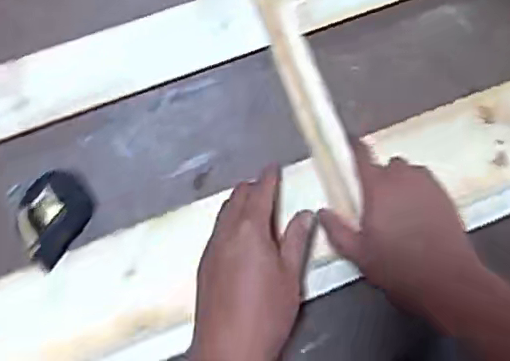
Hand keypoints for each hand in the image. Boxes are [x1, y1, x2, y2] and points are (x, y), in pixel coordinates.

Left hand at [190, 166, 316, 360]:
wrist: (227, 352)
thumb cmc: (264, 316)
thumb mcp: (290, 278)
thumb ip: (296, 241)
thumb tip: (305, 216)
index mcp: (250, 228)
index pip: (260, 191)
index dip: (269, 177)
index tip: (273, 168)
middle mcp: (227, 231)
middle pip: (238, 196)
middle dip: (253, 188)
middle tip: (268, 189)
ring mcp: (212, 248)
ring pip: (225, 212)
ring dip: (239, 204)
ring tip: (254, 209)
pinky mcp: (204, 265)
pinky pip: (217, 230)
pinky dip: (229, 221)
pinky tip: (238, 236)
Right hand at [317, 142, 492, 315]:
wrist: (449, 280)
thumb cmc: (400, 268)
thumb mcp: (361, 256)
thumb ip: (338, 232)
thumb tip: (323, 212)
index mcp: (377, 185)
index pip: (362, 152)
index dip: (354, 147)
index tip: (350, 147)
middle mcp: (400, 175)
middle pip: (386, 165)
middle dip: (381, 179)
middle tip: (379, 206)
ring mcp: (425, 182)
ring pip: (407, 173)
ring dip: (401, 184)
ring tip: (402, 213)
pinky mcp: (444, 193)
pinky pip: (425, 183)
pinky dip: (419, 193)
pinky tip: (421, 218)